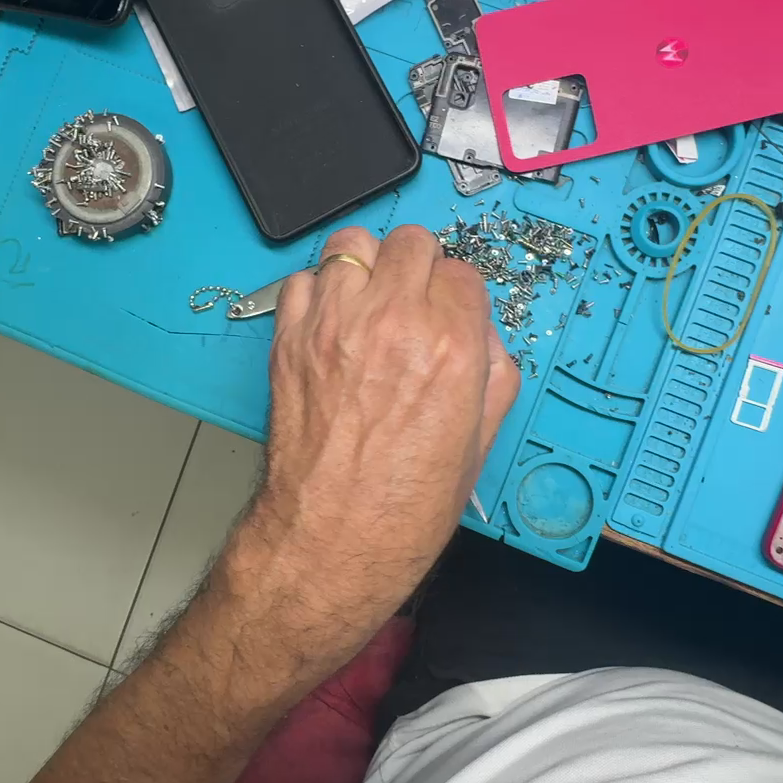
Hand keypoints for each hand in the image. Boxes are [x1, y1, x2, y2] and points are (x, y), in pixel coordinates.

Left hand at [226, 226, 518, 651]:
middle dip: (420, 268)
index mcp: (451, 347)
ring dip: (368, 267)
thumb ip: (492, 370)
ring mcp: (334, 324)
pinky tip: (331, 325)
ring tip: (368, 302)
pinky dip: (319, 292)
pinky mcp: (289, 337)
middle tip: (412, 302)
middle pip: (411, 242)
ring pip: (353, 243)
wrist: (330, 540)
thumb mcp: (481, 441)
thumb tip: (478, 332)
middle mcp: (392, 321)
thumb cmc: (407, 505)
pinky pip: (303, 278)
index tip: (450, 317)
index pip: (463, 273)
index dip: (459, 297)